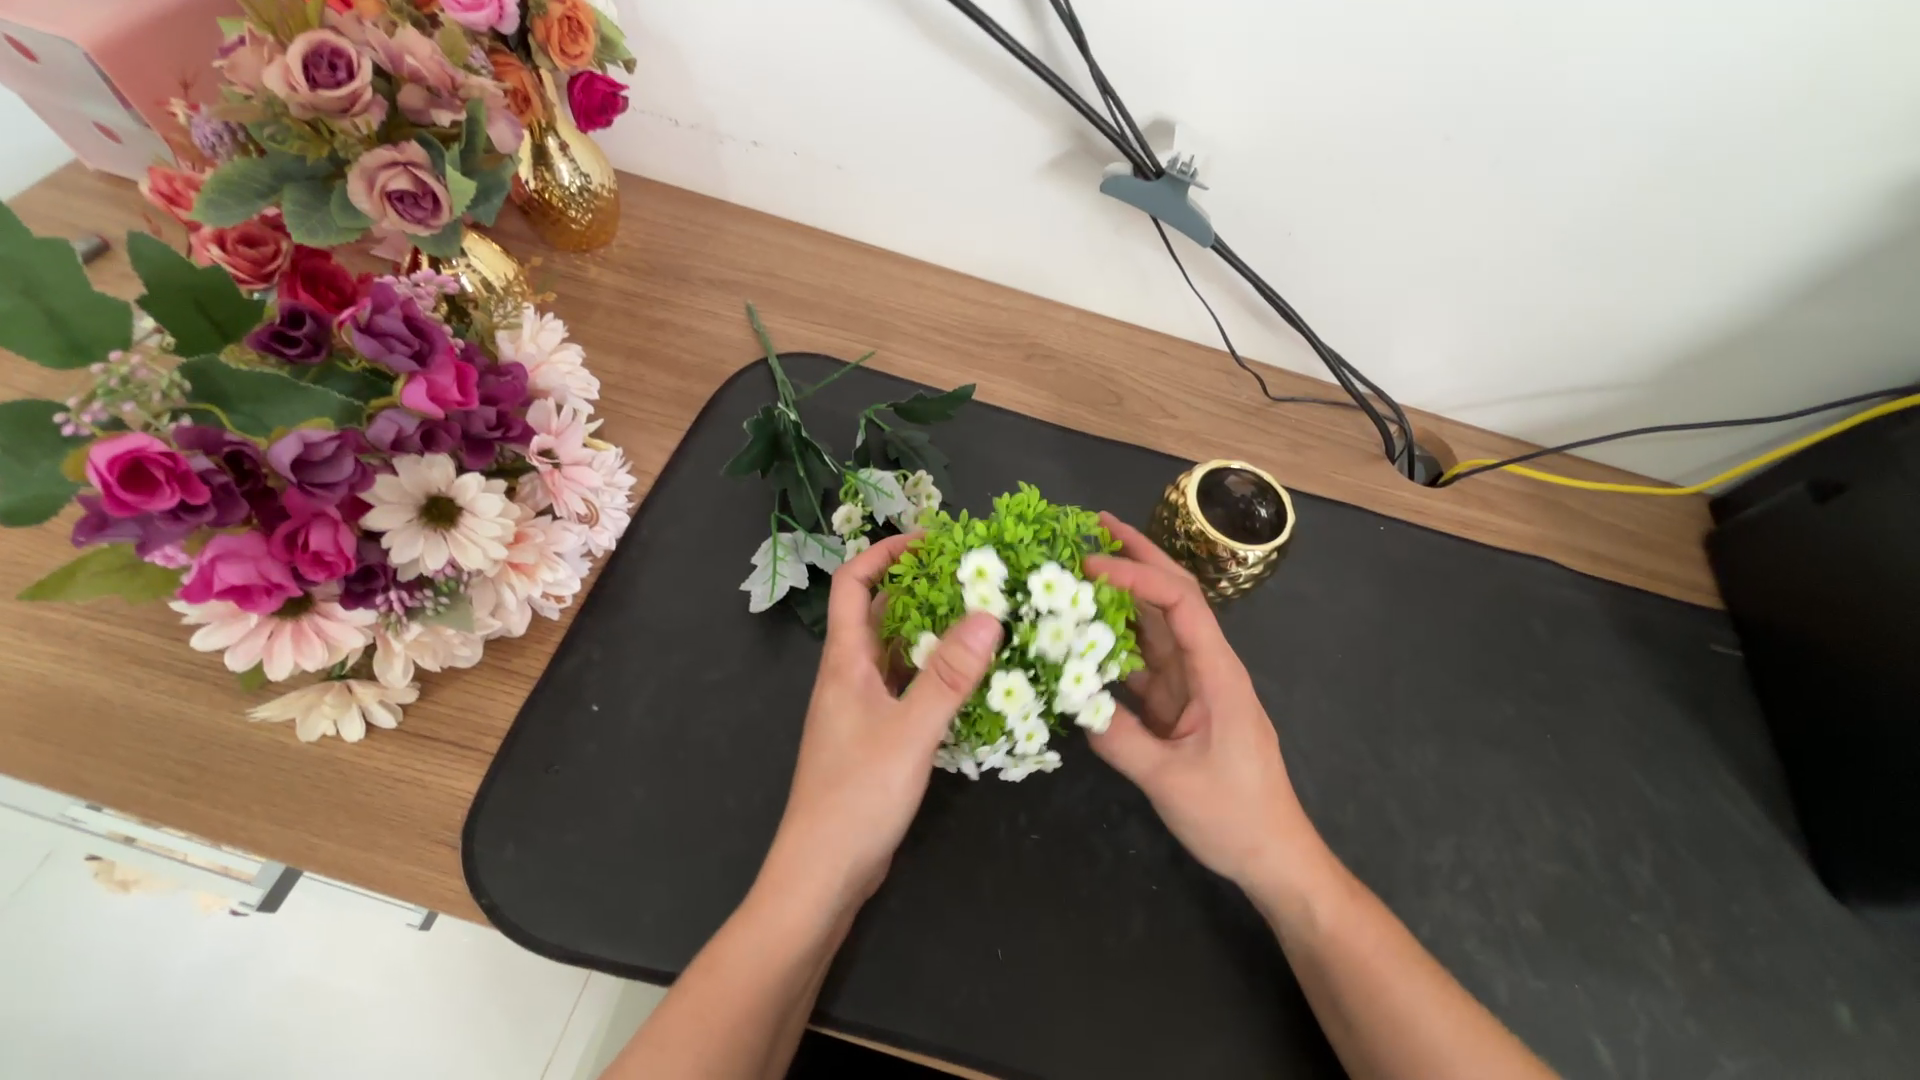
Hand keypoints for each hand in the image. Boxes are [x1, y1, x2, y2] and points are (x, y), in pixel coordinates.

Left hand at [762, 532, 1003, 911]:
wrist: (822, 874)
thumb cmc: (857, 797)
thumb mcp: (910, 732)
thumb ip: (949, 676)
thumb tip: (988, 614)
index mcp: (844, 663)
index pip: (853, 584)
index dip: (885, 553)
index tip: (932, 541)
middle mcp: (849, 678)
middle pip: (879, 615)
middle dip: (921, 589)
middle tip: (975, 579)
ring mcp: (861, 710)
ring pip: (896, 655)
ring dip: (932, 634)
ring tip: (984, 621)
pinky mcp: (876, 739)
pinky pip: (907, 690)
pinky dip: (935, 677)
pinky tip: (973, 683)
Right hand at [1084, 513, 1327, 892]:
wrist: (1272, 854)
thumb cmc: (1234, 816)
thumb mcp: (1170, 781)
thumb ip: (1121, 740)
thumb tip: (1076, 705)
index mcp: (1217, 673)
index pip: (1179, 603)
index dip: (1137, 574)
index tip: (1091, 563)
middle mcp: (1207, 667)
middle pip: (1174, 598)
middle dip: (1140, 557)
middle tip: (1095, 526)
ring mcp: (1193, 686)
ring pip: (1156, 627)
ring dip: (1123, 595)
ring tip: (1083, 567)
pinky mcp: (1180, 707)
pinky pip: (1144, 665)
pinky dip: (1114, 647)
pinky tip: (1084, 635)